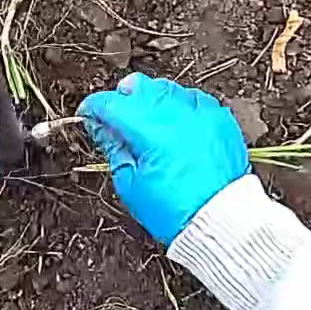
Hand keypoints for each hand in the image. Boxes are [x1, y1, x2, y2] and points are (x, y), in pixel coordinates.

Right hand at [79, 74, 249, 245]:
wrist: (222, 223)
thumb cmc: (178, 211)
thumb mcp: (130, 184)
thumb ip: (113, 148)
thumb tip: (101, 127)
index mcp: (152, 131)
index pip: (112, 104)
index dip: (93, 108)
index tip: (88, 115)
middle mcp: (178, 114)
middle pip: (138, 86)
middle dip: (121, 100)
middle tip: (115, 122)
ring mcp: (202, 113)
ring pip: (165, 87)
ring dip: (149, 101)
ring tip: (146, 127)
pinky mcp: (220, 118)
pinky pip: (191, 99)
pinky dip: (178, 107)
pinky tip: (173, 126)